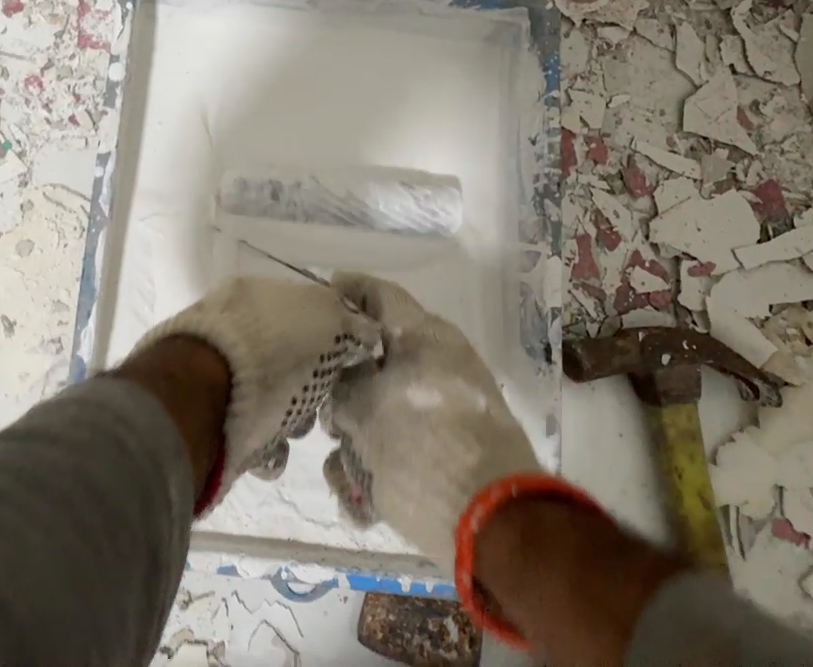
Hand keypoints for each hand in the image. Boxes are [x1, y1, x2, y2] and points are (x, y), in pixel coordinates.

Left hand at [132, 276, 382, 503]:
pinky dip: (265, 447)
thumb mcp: (326, 318)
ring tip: (289, 432)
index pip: (301, 313)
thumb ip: (348, 321)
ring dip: (289, 420)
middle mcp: (230, 327)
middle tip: (319, 407)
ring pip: (269, 399)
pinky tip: (269, 453)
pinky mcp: (202, 416)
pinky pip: (248, 432)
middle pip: (287, 361)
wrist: (202, 397)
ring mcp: (211, 371)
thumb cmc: (270, 351)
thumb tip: (363, 331)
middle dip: (309, 389)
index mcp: (253, 294)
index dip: (331, 342)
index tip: (347, 369)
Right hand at [321, 273, 537, 569]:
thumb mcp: (359, 408)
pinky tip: (362, 504)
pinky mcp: (457, 453)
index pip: (380, 295)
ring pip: (385, 413)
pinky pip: (405, 449)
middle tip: (322, 417)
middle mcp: (441, 365)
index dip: (347, 289)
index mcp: (425, 337)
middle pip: (376, 362)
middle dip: (342, 395)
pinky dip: (380, 473)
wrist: (492, 522)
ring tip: (345, 478)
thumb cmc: (418, 447)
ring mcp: (452, 410)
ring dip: (357, 445)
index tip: (320, 293)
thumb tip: (342, 382)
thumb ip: (340, 383)